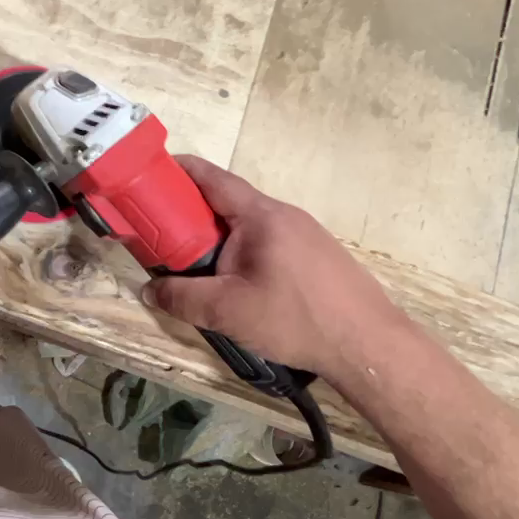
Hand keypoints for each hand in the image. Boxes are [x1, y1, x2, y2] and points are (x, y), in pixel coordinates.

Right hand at [140, 156, 409, 382]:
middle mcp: (284, 216)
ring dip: (215, 236)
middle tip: (158, 231)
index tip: (149, 173)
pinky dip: (239, 251)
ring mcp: (304, 235)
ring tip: (191, 262)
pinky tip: (233, 281)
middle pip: (227, 202)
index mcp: (262, 216)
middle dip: (190, 212)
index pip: (213, 179)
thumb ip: (180, 297)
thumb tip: (148, 289)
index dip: (180, 171)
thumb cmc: (295, 319)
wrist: (369, 347)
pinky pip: (265, 242)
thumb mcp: (226, 311)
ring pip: (246, 226)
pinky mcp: (315, 257)